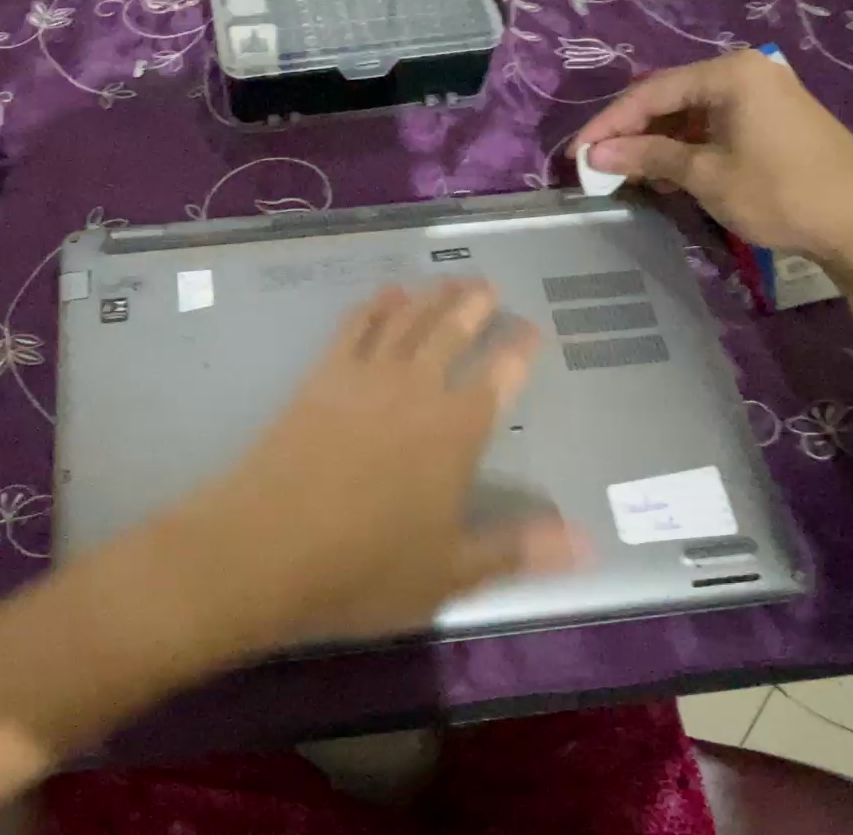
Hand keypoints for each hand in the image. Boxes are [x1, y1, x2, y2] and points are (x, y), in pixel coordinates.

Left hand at [168, 282, 579, 648]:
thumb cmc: (363, 568)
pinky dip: (372, 307)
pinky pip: (352, 329)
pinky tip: (382, 296)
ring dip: (429, 298)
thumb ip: (516, 549)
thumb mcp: (450, 572)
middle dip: (474, 308)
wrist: (264, 548)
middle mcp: (413, 393)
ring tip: (447, 280)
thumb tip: (588, 544)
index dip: (518, 352)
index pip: (498, 379)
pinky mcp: (318, 379)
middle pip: (451, 335)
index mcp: (454, 434)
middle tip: (488, 285)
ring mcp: (362, 380)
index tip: (531, 330)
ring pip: (405, 323)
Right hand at [571, 51, 852, 266]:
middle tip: (598, 164)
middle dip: (630, 131)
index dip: (607, 124)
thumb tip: (594, 155)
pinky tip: (668, 173)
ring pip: (689, 112)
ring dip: (656, 142)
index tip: (576, 155)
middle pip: (668, 97)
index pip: (649, 92)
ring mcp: (763, 93)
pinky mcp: (772, 118)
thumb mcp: (704, 175)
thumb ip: (646, 156)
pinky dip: (685, 146)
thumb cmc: (778, 192)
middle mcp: (746, 71)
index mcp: (730, 73)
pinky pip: (713, 123)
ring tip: (628, 174)